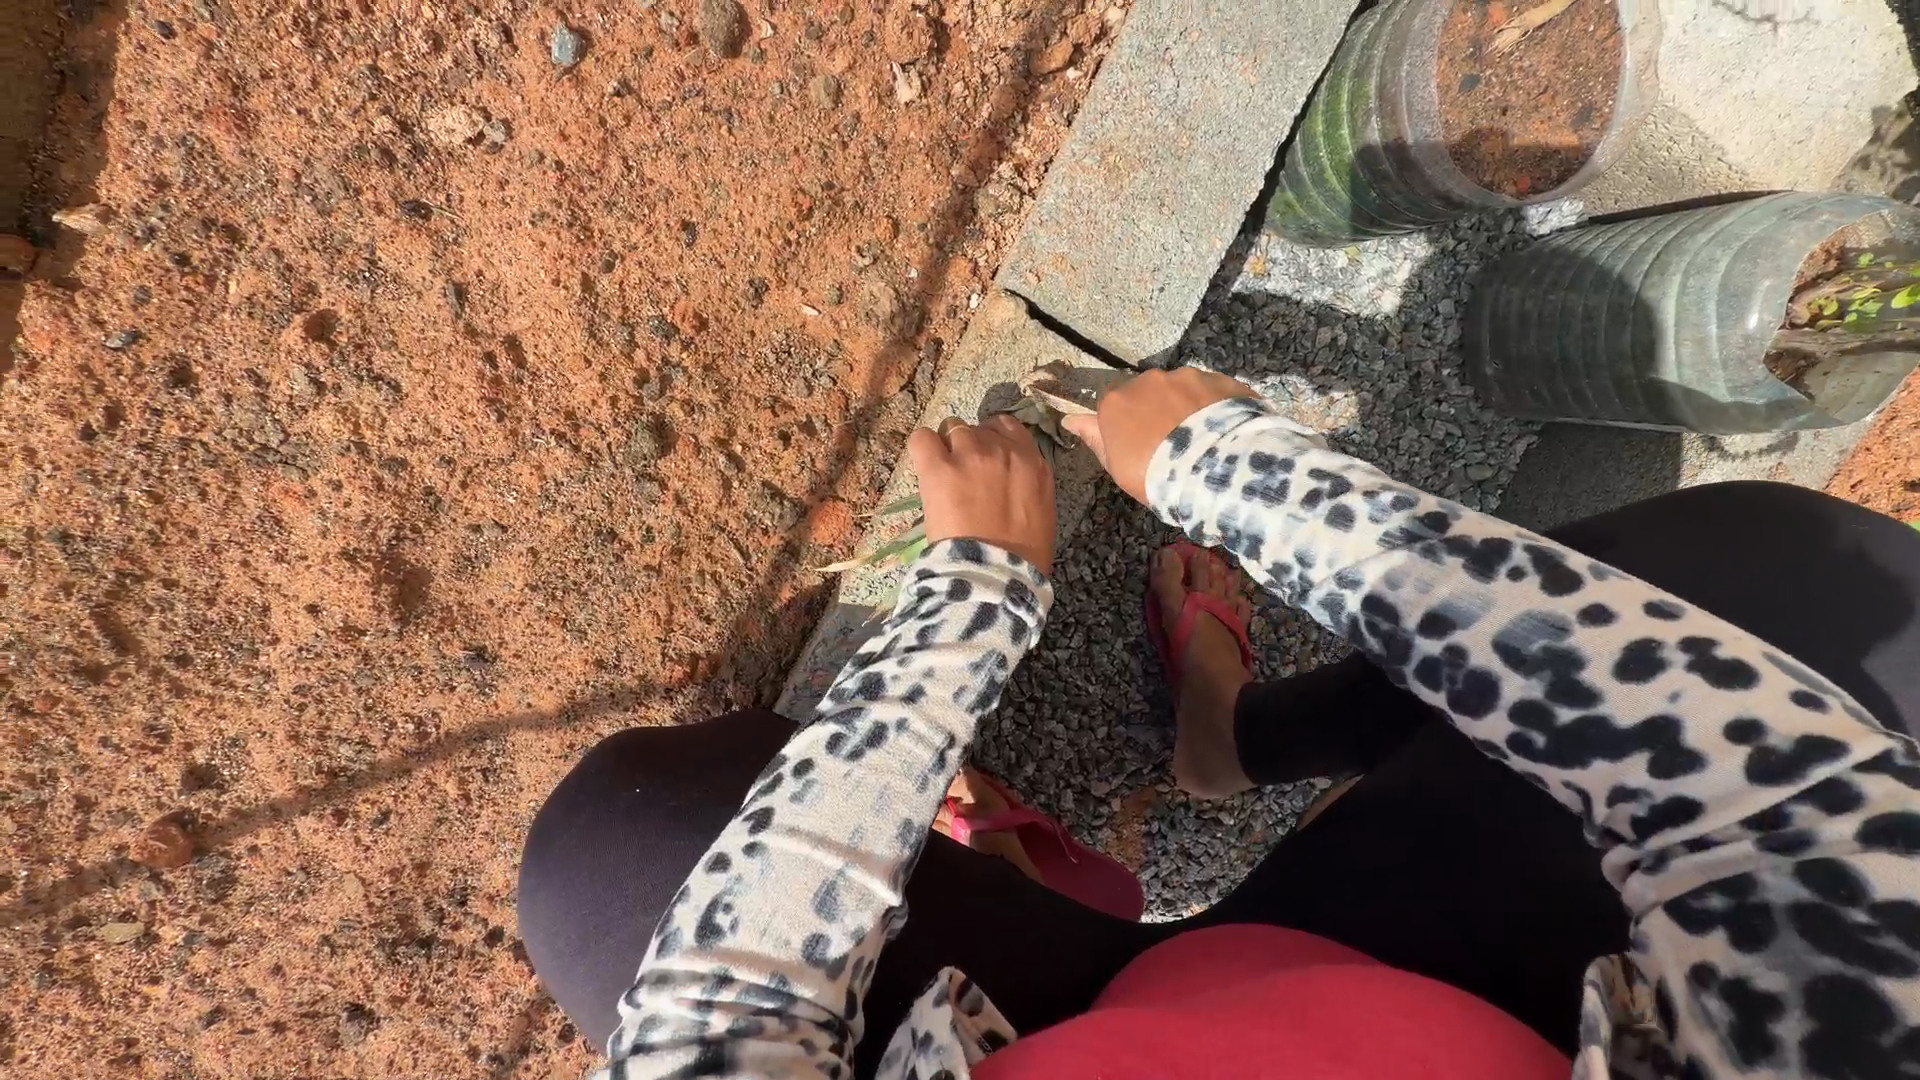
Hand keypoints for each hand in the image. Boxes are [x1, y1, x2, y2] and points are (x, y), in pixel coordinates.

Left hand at [908, 414, 1056, 573]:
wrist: (996, 575)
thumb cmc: (1024, 557)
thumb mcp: (1041, 512)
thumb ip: (1028, 484)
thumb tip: (1011, 479)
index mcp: (1033, 463)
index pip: (1008, 427)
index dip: (993, 439)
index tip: (986, 459)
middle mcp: (1003, 450)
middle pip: (978, 429)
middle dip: (971, 447)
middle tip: (964, 476)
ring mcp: (971, 454)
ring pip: (952, 428)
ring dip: (948, 448)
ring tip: (944, 477)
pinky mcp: (939, 467)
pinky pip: (922, 438)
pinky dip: (923, 449)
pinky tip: (926, 470)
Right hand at [1062, 369, 1258, 502]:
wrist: (1210, 470)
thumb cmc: (1153, 475)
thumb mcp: (1116, 466)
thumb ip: (1094, 438)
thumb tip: (1071, 420)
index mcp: (1116, 401)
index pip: (1114, 404)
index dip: (1127, 424)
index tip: (1139, 444)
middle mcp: (1147, 380)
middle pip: (1147, 392)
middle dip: (1157, 409)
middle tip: (1171, 441)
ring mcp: (1186, 376)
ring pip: (1181, 388)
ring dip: (1186, 405)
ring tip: (1201, 436)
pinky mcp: (1219, 379)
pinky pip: (1212, 390)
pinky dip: (1214, 405)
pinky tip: (1223, 429)